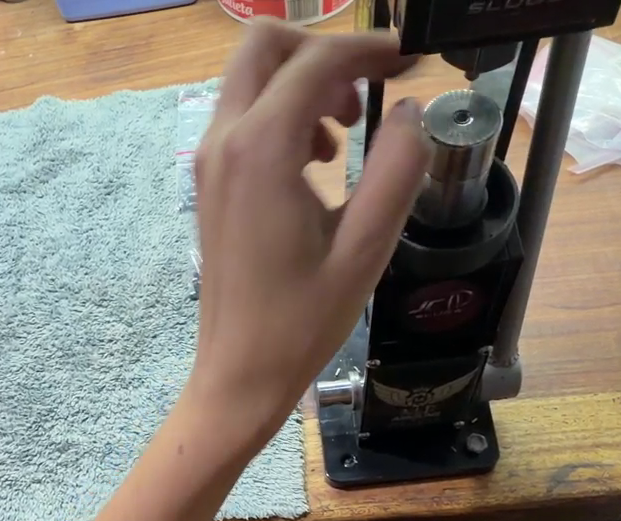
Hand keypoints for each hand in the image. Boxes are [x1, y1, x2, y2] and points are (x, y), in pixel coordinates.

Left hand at [184, 22, 428, 449]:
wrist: (239, 374)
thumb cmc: (301, 324)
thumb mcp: (365, 250)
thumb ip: (398, 170)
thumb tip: (411, 112)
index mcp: (262, 150)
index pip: (316, 61)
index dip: (368, 48)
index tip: (408, 59)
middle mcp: (224, 142)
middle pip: (266, 47)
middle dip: (321, 53)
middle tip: (365, 93)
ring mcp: (209, 164)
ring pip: (250, 82)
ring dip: (300, 88)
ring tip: (343, 140)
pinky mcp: (209, 187)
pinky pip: (242, 121)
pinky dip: (280, 119)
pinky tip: (314, 168)